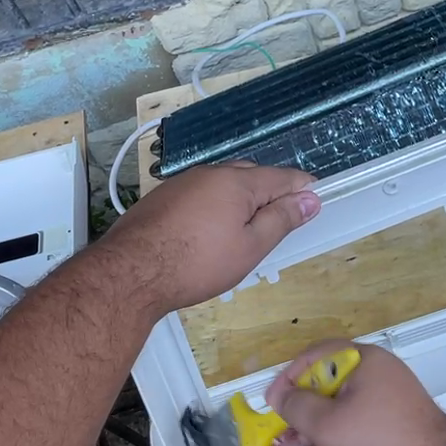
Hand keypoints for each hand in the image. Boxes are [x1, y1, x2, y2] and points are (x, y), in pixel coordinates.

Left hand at [92, 162, 318, 316]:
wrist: (129, 272)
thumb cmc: (198, 263)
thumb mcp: (250, 247)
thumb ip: (281, 219)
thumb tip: (309, 198)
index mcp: (237, 181)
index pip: (282, 176)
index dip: (303, 187)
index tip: (316, 199)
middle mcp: (210, 173)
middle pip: (251, 175)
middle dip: (271, 191)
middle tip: (282, 219)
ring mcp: (182, 183)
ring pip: (222, 183)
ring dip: (240, 199)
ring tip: (247, 228)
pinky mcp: (161, 198)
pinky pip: (200, 194)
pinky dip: (214, 205)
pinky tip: (209, 230)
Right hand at [266, 341, 445, 445]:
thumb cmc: (380, 440)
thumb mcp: (328, 424)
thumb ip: (297, 407)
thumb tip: (281, 396)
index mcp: (362, 360)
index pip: (315, 356)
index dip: (288, 377)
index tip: (271, 402)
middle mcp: (373, 375)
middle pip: (324, 386)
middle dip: (297, 413)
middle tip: (275, 433)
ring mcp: (382, 404)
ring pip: (335, 412)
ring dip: (307, 434)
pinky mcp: (387, 429)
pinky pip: (350, 430)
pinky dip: (328, 444)